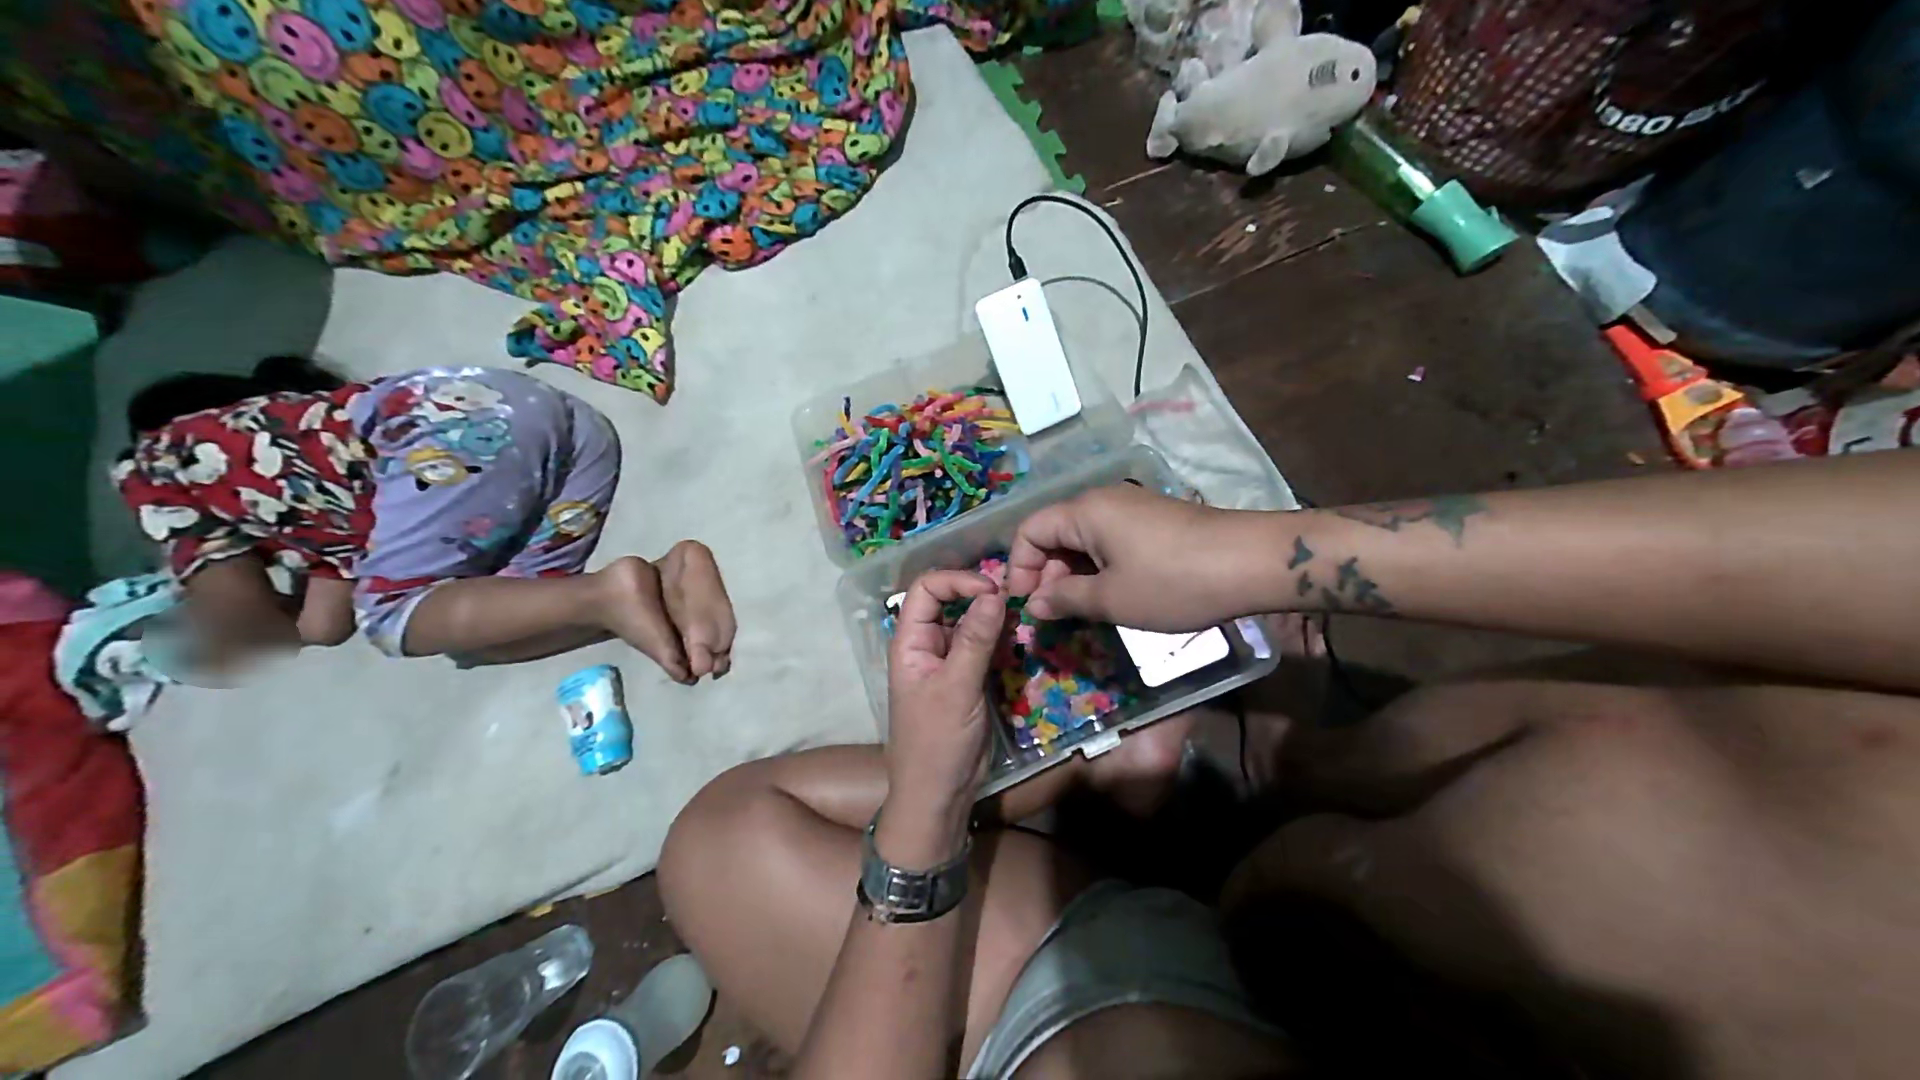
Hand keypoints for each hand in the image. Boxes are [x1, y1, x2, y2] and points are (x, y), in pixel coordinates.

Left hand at [884, 570, 1005, 818]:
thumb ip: (975, 640)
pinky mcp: (969, 677)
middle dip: (979, 594)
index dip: (957, 581)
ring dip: (994, 616)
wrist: (939, 795)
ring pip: (970, 622)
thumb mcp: (956, 689)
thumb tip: (994, 593)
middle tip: (1015, 600)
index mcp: (910, 642)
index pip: (927, 589)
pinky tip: (1021, 639)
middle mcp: (928, 645)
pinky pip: (984, 646)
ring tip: (1022, 617)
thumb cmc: (936, 742)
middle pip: (950, 601)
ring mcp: (949, 661)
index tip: (992, 590)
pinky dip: (1001, 639)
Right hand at [1007, 484, 1253, 630]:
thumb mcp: (1112, 599)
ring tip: (1085, 611)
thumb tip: (1035, 604)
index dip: (1019, 568)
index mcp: (1084, 512)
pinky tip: (1115, 596)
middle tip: (1057, 614)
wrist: (1253, 562)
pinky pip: (1110, 542)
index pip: (1029, 531)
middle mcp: (1103, 501)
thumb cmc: (1173, 581)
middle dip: (1047, 574)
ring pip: (1084, 540)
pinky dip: (1101, 568)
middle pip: (1055, 533)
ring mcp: (1131, 509)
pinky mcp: (1154, 522)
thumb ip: (1065, 599)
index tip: (1028, 606)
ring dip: (1075, 575)